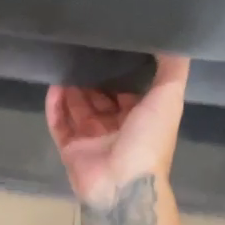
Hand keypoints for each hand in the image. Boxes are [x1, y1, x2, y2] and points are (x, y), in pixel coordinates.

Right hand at [46, 55, 189, 204]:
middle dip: (92, 78)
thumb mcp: (169, 100)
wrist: (121, 182)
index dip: (121, 73)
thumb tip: (172, 42)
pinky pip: (58, 122)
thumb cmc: (147, 140)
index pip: (129, 91)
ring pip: (78, 108)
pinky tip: (52, 85)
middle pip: (101, 98)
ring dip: (71, 88)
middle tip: (80, 52)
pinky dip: (54, 105)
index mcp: (143, 119)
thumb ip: (172, 71)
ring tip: (63, 63)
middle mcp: (117, 128)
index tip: (110, 49)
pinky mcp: (70, 148)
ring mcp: (91, 139)